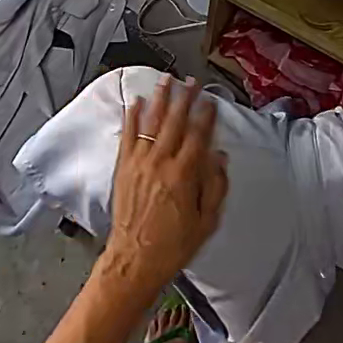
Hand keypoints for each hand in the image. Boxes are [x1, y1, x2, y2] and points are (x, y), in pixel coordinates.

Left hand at [98, 77, 228, 300]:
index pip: (198, 134)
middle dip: (184, 98)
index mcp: (184, 175)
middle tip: (191, 81)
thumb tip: (219, 157)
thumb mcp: (207, 220)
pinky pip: (127, 136)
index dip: (206, 114)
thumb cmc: (172, 245)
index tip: (211, 100)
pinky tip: (135, 102)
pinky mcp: (123, 169)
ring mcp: (139, 164)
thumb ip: (216, 186)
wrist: (133, 262)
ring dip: (159, 99)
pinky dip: (131, 117)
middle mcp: (160, 163)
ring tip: (165, 80)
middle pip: (175, 121)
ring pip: (150, 122)